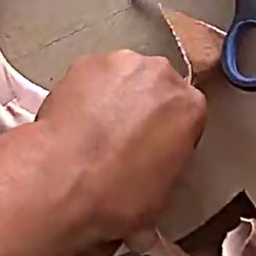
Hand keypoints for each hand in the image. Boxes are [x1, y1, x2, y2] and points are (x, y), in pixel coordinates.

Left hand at [34, 50, 205, 244]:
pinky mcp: (84, 62)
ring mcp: (121, 63)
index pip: (186, 113)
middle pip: (155, 86)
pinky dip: (84, 92)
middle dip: (142, 105)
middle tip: (122, 136)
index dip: (168, 131)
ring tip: (93, 128)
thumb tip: (153, 177)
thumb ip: (167, 167)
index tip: (155, 146)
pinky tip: (74, 119)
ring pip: (122, 76)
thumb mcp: (162, 194)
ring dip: (113, 95)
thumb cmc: (117, 191)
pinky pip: (90, 76)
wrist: (64, 176)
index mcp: (191, 106)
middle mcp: (161, 74)